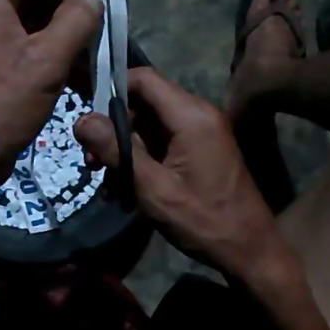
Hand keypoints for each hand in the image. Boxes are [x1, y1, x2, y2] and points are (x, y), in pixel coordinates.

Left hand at [0, 0, 104, 192]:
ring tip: (99, 52)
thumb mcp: (47, 60)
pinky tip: (81, 74)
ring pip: (38, 16)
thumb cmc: (1, 105)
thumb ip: (76, 20)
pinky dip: (56, 51)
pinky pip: (30, 41)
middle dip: (76, 2)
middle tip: (110, 22)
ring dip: (70, 31)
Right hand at [74, 67, 283, 272]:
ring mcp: (200, 132)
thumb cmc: (202, 220)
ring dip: (123, 148)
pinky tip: (124, 187)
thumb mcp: (152, 187)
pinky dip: (140, 159)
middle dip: (112, 129)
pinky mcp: (199, 149)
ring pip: (148, 125)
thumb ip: (117, 150)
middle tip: (91, 160)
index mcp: (191, 116)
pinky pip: (161, 142)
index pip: (144, 79)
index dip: (110, 89)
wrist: (249, 251)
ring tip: (105, 179)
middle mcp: (198, 114)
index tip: (85, 117)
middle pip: (143, 103)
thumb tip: (81, 120)